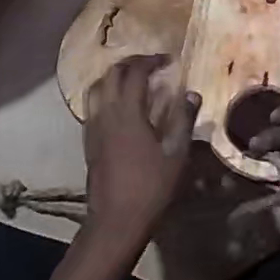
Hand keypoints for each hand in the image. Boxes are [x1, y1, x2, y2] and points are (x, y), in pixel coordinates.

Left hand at [82, 55, 197, 244]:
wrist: (116, 219)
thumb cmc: (151, 187)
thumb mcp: (175, 154)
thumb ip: (183, 120)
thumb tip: (191, 94)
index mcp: (127, 113)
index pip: (135, 73)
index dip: (151, 61)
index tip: (168, 60)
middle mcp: (106, 113)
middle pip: (112, 74)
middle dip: (131, 63)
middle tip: (151, 64)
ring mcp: (93, 126)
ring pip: (96, 88)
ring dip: (114, 76)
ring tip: (132, 79)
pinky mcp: (88, 140)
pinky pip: (92, 106)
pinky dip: (105, 94)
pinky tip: (120, 106)